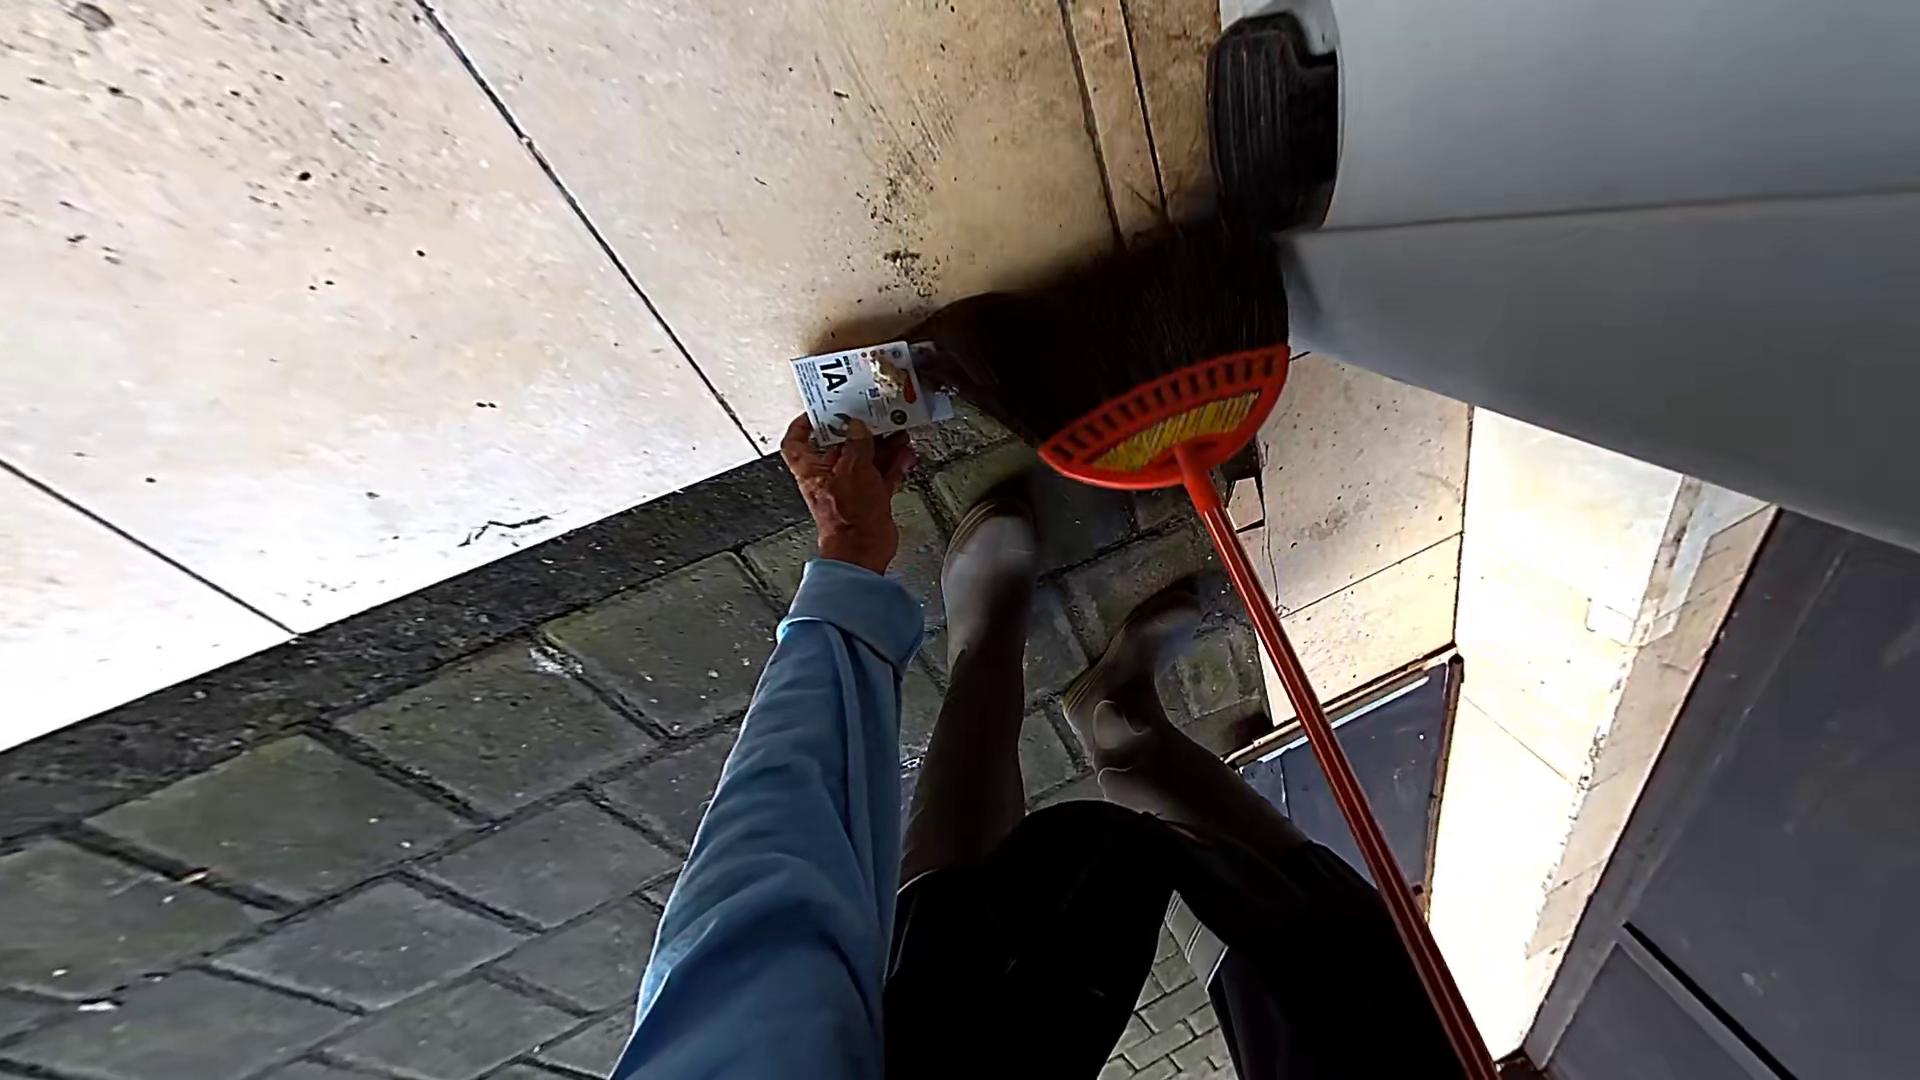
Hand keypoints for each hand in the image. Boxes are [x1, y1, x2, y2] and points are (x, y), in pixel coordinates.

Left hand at [780, 414, 916, 574]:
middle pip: (841, 445)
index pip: (797, 441)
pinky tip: (905, 452)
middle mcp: (829, 477)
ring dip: (882, 445)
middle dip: (859, 430)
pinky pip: (882, 475)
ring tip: (897, 430)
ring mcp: (851, 488)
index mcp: (812, 469)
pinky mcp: (870, 498)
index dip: (805, 424)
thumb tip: (858, 427)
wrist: (863, 549)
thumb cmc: (847, 518)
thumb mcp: (853, 470)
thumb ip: (857, 444)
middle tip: (874, 414)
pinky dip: (893, 463)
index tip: (819, 410)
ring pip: (866, 458)